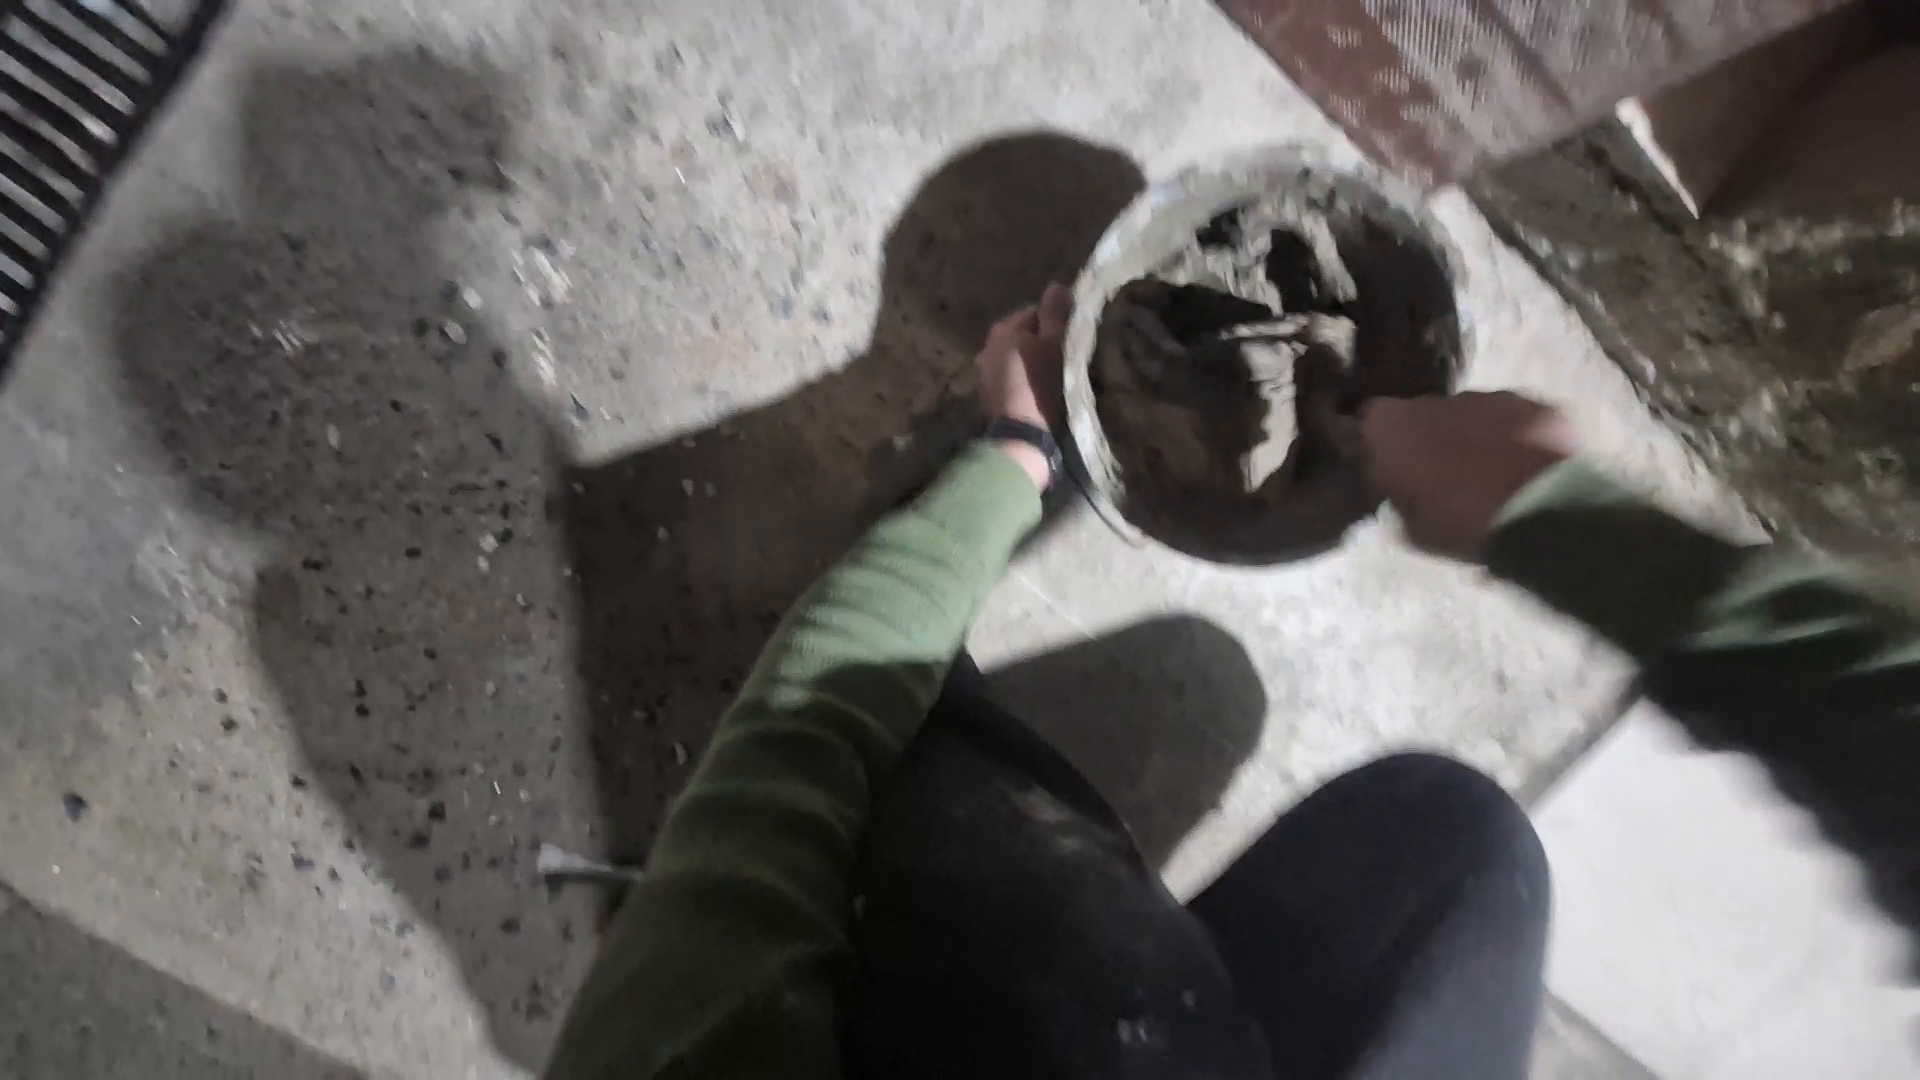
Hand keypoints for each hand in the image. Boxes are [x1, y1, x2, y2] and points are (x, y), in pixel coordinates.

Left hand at [977, 283, 1070, 488]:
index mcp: (1003, 328)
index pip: (1036, 313)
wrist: (1022, 435)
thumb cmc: (1043, 384)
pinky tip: (1038, 393)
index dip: (1057, 325)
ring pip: (1017, 358)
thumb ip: (1055, 312)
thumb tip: (1057, 285)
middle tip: (1065, 361)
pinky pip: (1012, 378)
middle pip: (1025, 336)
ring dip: (1032, 363)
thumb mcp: (1056, 343)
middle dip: (1042, 344)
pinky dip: (1023, 381)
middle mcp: (988, 345)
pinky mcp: (988, 395)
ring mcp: (984, 372)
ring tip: (1053, 379)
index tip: (1071, 341)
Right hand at [1358, 391, 1573, 560]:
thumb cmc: (1458, 524)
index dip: (1380, 441)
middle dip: (1429, 435)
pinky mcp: (1539, 404)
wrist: (1543, 517)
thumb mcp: (1407, 524)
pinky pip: (1517, 418)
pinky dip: (1517, 435)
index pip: (1371, 420)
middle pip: (1423, 412)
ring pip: (1472, 412)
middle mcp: (1435, 401)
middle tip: (1440, 471)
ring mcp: (1491, 397)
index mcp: (1390, 427)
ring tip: (1488, 470)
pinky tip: (1523, 466)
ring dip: (1473, 433)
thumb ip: (1397, 495)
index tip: (1390, 464)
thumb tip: (1400, 490)